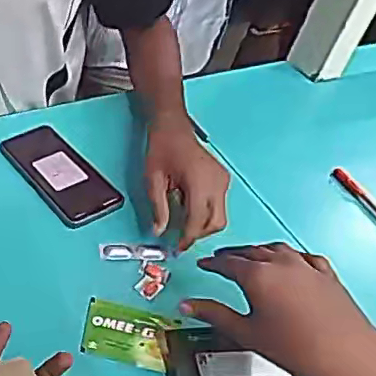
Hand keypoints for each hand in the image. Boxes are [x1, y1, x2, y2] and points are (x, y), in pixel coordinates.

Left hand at [144, 120, 229, 252]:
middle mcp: (217, 182)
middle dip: (198, 235)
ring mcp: (222, 180)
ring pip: (220, 216)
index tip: (177, 248)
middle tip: (179, 240)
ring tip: (182, 225)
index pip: (198, 221)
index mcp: (200, 182)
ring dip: (202, 225)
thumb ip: (158, 208)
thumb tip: (159, 230)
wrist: (172, 127)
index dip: (187, 238)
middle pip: (216, 223)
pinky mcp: (222, 179)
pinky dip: (205, 213)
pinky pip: (218, 205)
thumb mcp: (153, 181)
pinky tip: (188, 209)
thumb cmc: (162, 148)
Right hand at [180, 243, 375, 375]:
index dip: (212, 263)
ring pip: (278, 250)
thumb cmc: (298, 348)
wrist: (347, 357)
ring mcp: (308, 268)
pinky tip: (291, 262)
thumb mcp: (245, 332)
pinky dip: (291, 256)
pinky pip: (305, 258)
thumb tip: (189, 306)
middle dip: (234, 254)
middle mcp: (283, 265)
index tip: (204, 264)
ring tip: (251, 256)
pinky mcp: (328, 277)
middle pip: (252, 252)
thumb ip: (214, 314)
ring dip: (260, 251)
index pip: (227, 262)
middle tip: (221, 258)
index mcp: (258, 275)